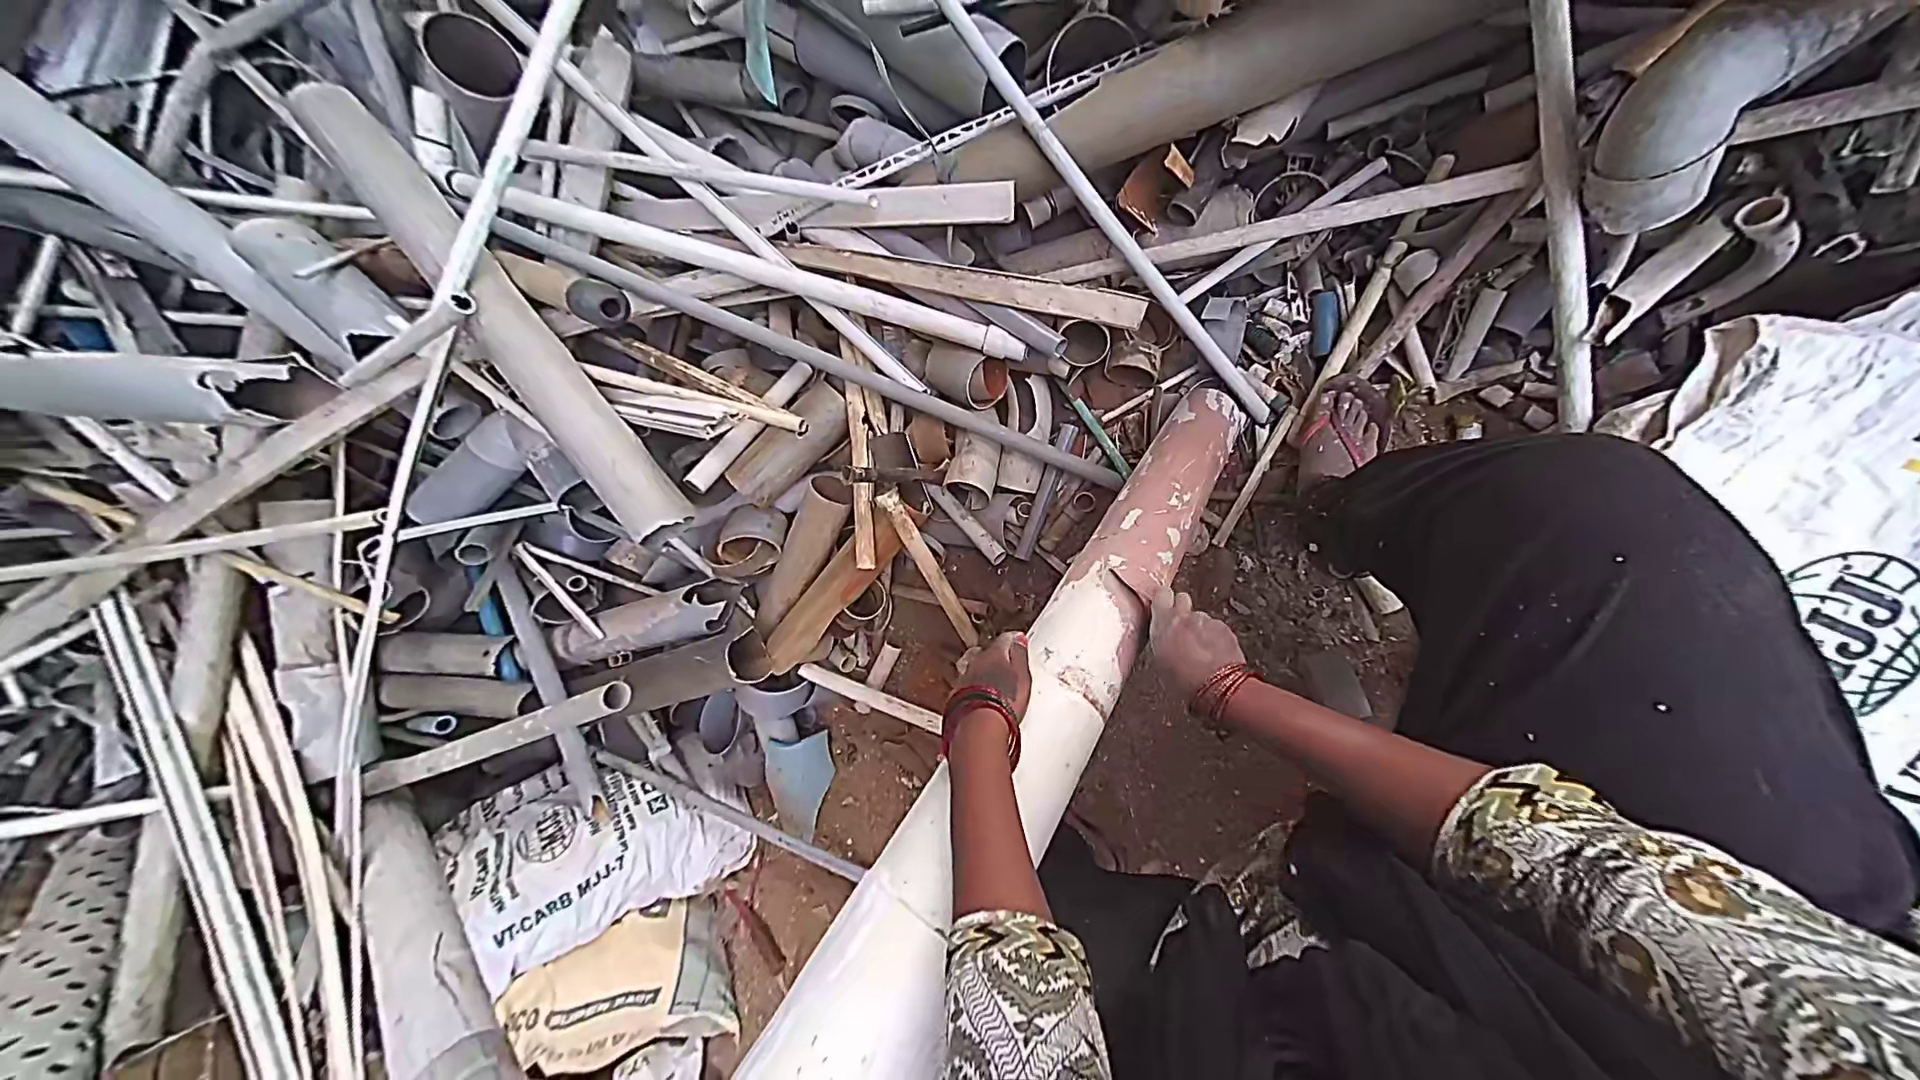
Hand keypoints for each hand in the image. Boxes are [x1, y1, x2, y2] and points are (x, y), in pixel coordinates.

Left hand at [955, 631, 1031, 717]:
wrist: (979, 725)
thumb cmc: (1004, 701)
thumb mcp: (1023, 677)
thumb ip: (1020, 655)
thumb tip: (1019, 640)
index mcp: (995, 653)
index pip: (1005, 639)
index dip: (1013, 640)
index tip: (1019, 642)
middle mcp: (976, 661)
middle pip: (988, 653)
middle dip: (997, 657)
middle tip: (1009, 667)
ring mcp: (964, 677)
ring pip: (976, 668)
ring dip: (985, 673)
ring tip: (997, 685)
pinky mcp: (957, 694)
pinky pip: (969, 684)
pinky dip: (976, 687)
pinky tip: (983, 696)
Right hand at [1148, 587, 1245, 702]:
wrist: (1217, 686)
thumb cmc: (1185, 680)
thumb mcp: (1159, 659)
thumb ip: (1161, 638)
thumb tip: (1163, 635)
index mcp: (1164, 622)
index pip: (1161, 594)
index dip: (1164, 599)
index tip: (1163, 605)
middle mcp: (1185, 616)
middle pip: (1183, 599)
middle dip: (1182, 609)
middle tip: (1181, 627)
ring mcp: (1206, 621)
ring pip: (1200, 616)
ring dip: (1199, 627)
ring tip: (1199, 648)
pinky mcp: (1224, 628)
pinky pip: (1216, 627)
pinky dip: (1214, 636)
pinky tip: (1212, 653)